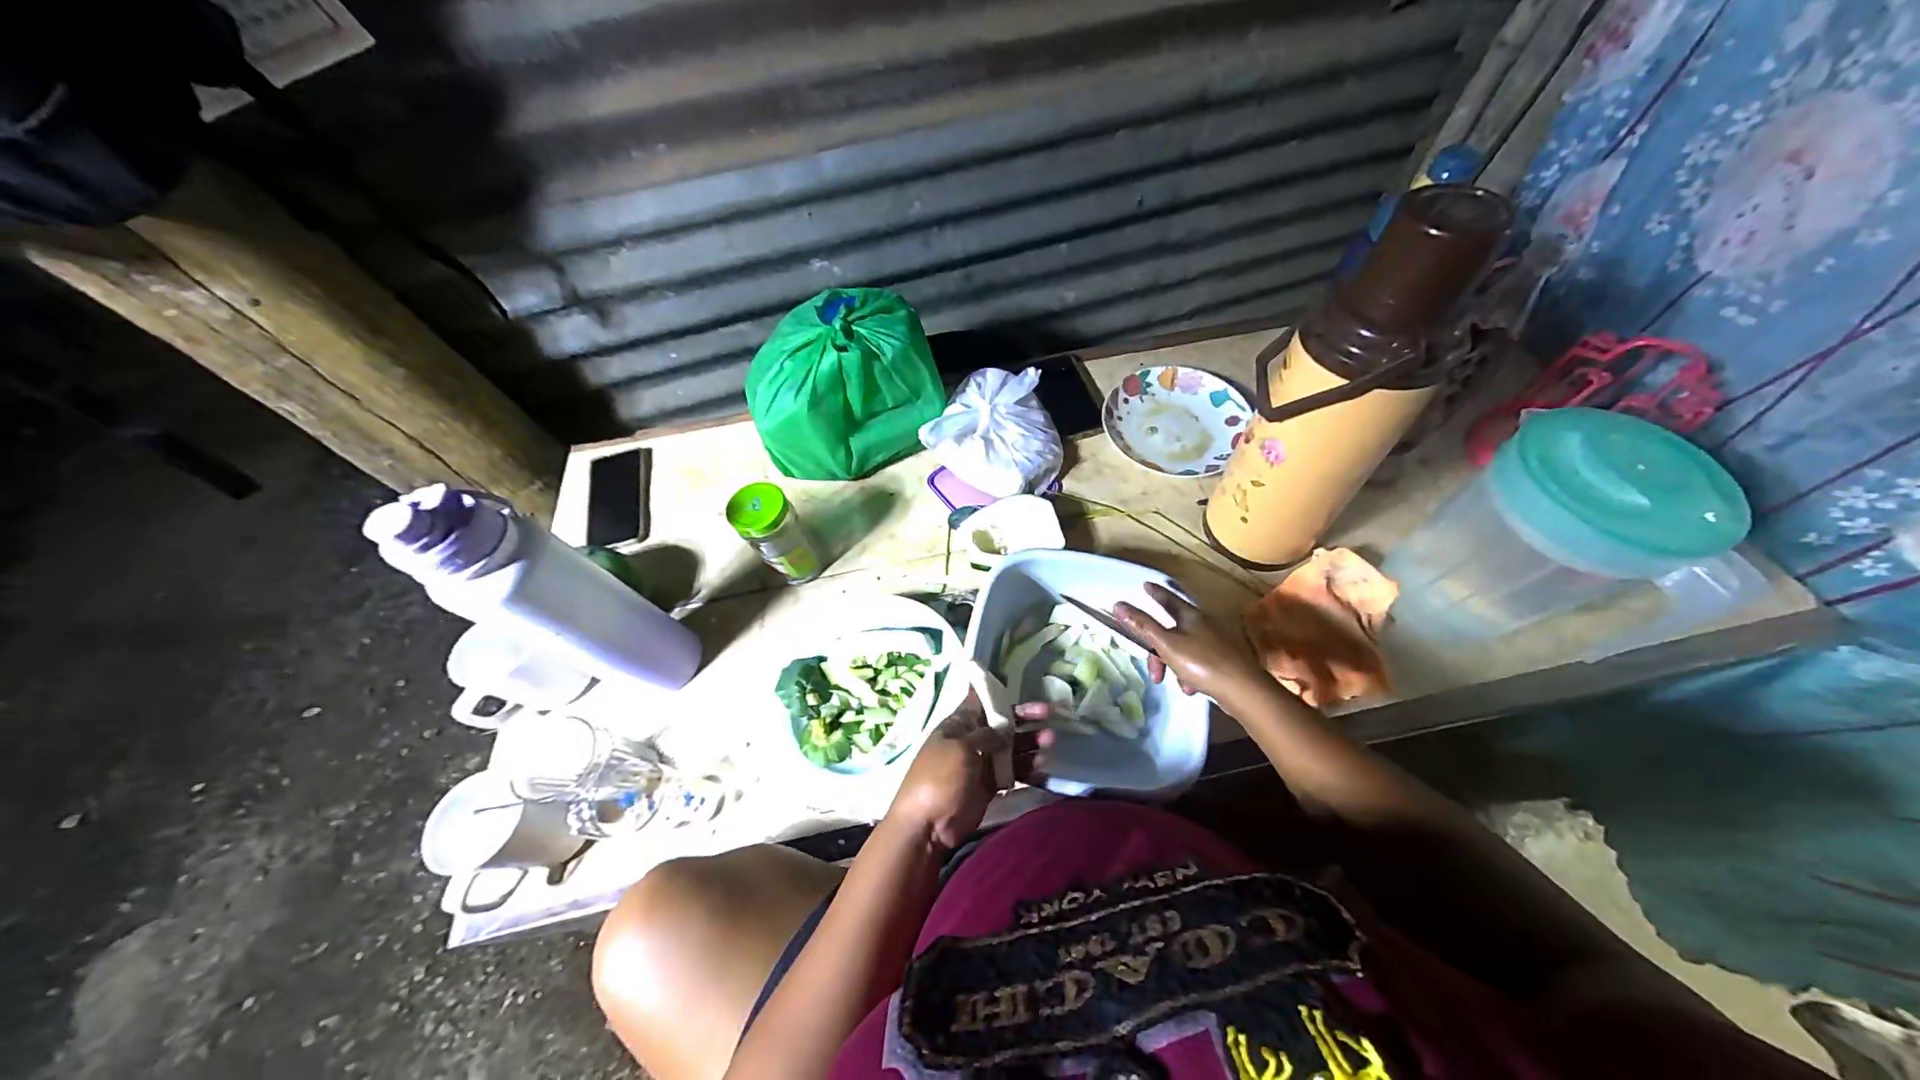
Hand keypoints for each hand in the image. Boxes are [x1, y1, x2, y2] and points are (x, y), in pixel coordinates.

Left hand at [886, 690, 1049, 851]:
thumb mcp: (961, 748)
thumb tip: (1006, 728)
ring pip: (1011, 747)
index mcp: (958, 724)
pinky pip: (1013, 771)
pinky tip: (1044, 767)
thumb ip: (987, 735)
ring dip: (1030, 743)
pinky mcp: (990, 784)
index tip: (1023, 687)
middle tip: (1049, 713)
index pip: (980, 700)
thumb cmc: (939, 778)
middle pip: (1002, 723)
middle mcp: (972, 739)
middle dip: (1024, 717)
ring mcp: (981, 763)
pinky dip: (1028, 769)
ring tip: (1050, 741)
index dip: (1000, 693)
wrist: (928, 826)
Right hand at [1112, 582, 1266, 702]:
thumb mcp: (1167, 644)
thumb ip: (1143, 626)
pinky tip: (1191, 687)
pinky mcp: (1222, 660)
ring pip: (1182, 649)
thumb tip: (1118, 605)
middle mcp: (1204, 624)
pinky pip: (1196, 662)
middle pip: (1171, 630)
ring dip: (1173, 665)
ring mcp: (1215, 642)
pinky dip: (1189, 673)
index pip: (1168, 598)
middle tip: (1154, 670)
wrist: (1242, 689)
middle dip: (1158, 650)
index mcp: (1190, 616)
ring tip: (1177, 683)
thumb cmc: (1201, 663)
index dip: (1154, 593)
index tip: (1145, 585)